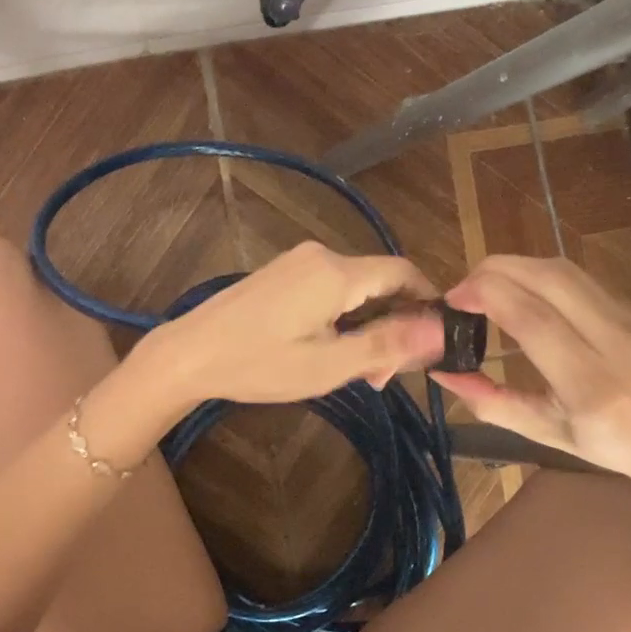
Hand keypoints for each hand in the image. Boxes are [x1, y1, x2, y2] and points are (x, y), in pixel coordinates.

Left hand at [142, 241, 445, 405]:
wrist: (188, 354)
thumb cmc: (259, 364)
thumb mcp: (329, 364)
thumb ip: (388, 344)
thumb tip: (442, 331)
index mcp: (338, 271)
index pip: (405, 272)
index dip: (428, 304)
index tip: (434, 344)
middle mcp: (321, 254)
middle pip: (380, 281)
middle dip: (392, 325)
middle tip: (382, 377)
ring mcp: (297, 262)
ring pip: (354, 288)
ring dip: (366, 326)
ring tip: (357, 372)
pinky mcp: (280, 274)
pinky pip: (328, 289)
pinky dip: (341, 318)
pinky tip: (330, 351)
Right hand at [432, 255, 630, 493]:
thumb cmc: (614, 448)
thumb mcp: (548, 435)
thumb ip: (493, 403)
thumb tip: (444, 374)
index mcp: (591, 385)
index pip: (532, 319)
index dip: (486, 296)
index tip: (454, 300)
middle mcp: (616, 342)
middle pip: (549, 278)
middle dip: (495, 270)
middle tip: (464, 288)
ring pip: (566, 270)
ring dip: (517, 266)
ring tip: (487, 285)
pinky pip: (583, 279)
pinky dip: (542, 275)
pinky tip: (524, 291)